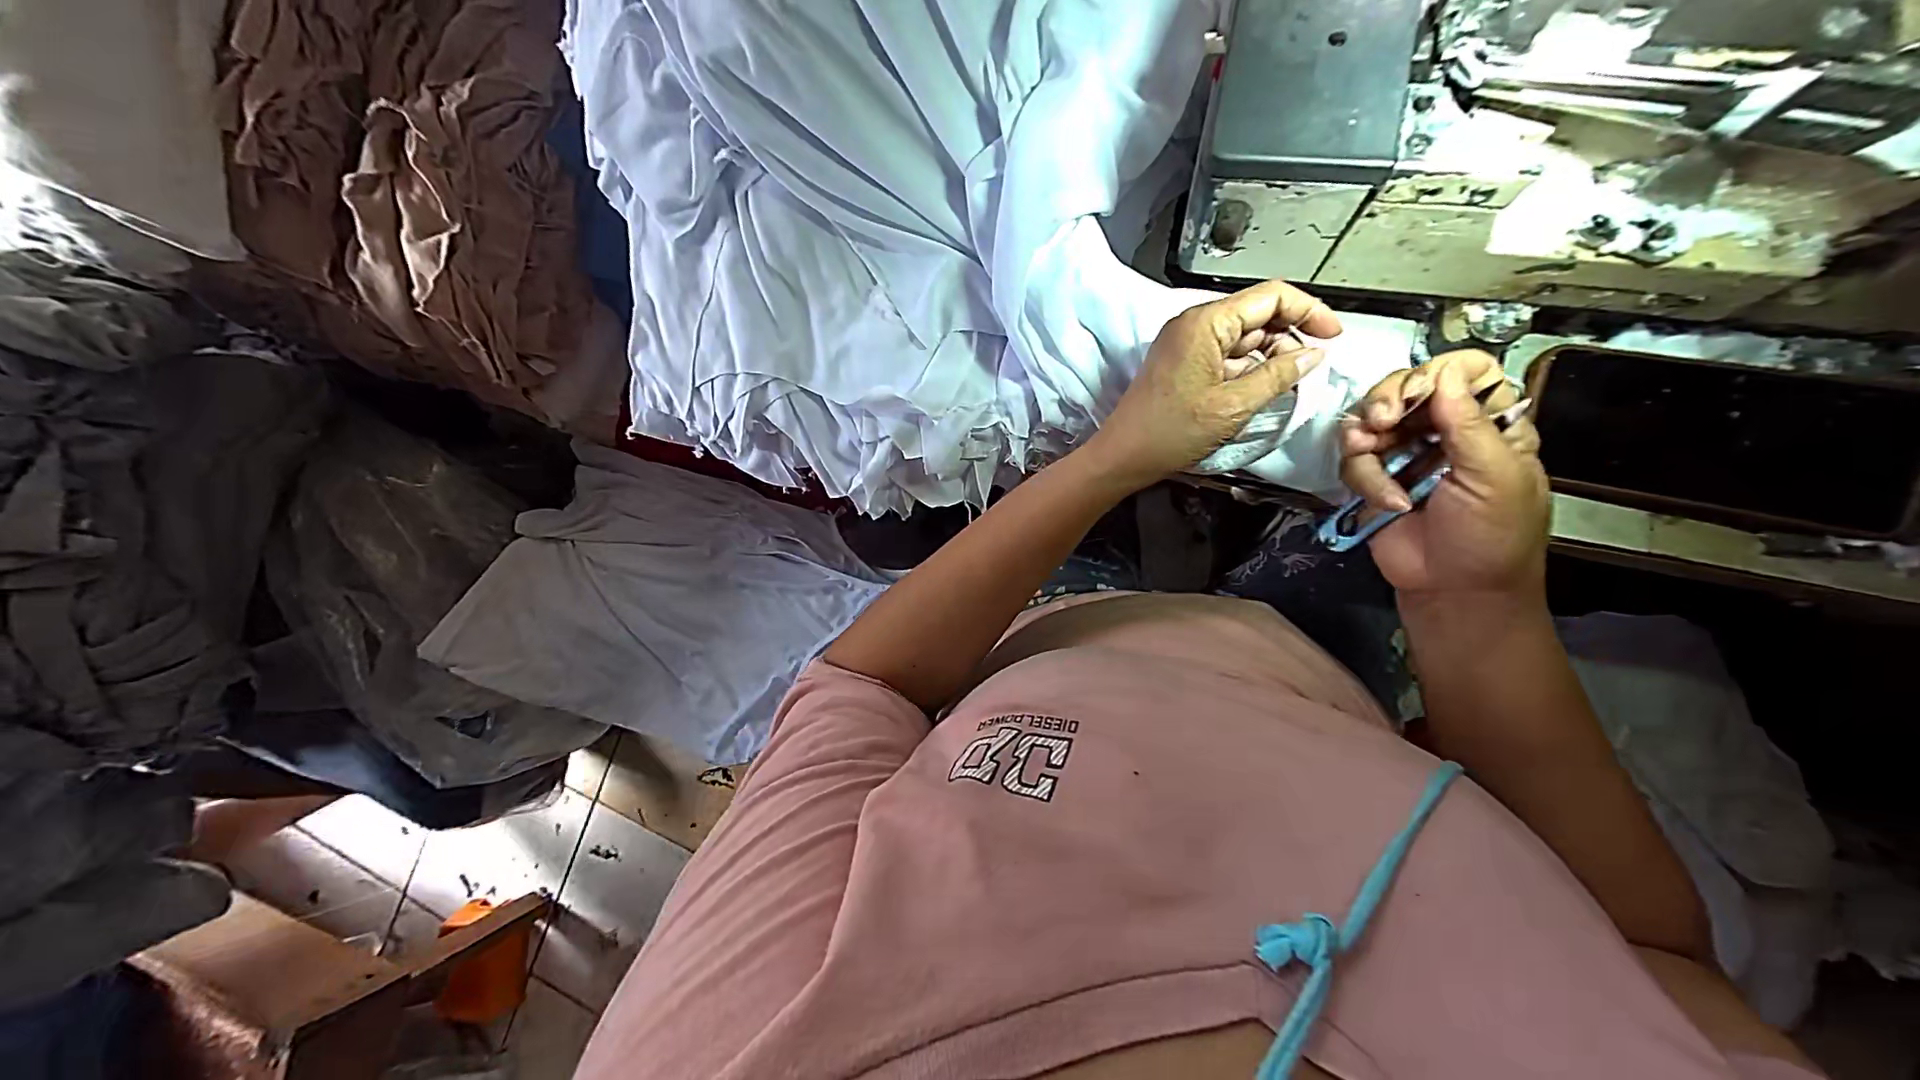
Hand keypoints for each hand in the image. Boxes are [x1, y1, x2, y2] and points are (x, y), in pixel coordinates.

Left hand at [1082, 279, 1339, 490]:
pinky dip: (1246, 367)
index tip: (1333, 335)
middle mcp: (1193, 324)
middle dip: (1288, 337)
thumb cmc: (1169, 432)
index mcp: (1205, 323)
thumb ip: (1279, 374)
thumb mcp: (1234, 405)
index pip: (1271, 296)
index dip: (1309, 311)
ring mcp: (1185, 342)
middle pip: (1257, 314)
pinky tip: (1257, 389)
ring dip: (1268, 355)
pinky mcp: (1181, 361)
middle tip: (1304, 370)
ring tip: (1281, 385)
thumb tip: (1312, 355)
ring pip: (1242, 336)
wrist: (1123, 456)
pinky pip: (1224, 354)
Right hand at [1339, 350, 1548, 600]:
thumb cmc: (1492, 537)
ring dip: (1365, 438)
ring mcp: (1405, 454)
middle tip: (1381, 419)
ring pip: (1370, 419)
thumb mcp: (1495, 477)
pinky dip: (1362, 477)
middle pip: (1407, 387)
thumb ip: (1470, 425)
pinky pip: (1353, 459)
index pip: (1465, 372)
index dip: (1438, 374)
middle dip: (1388, 399)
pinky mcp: (1373, 479)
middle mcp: (1444, 432)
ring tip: (1370, 453)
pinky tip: (1385, 500)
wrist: (1454, 591)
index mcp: (1490, 424)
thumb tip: (1447, 374)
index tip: (1419, 396)